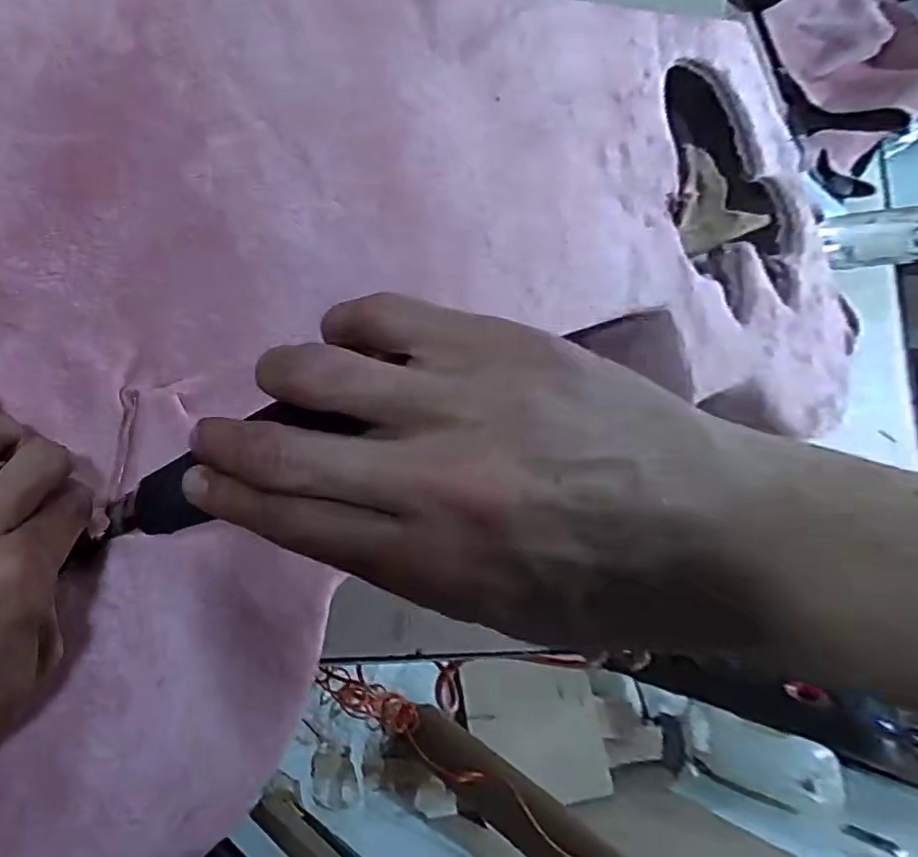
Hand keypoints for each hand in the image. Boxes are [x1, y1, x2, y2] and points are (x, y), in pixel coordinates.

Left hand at [0, 373, 91, 793]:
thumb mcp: (41, 659)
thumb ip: (57, 587)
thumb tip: (64, 535)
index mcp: (21, 572)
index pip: (70, 502)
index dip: (82, 501)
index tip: (75, 507)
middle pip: (36, 458)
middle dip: (55, 462)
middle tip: (47, 478)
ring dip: (5, 433)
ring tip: (4, 448)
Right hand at [184, 293, 774, 652]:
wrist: (721, 524)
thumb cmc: (586, 583)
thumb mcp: (474, 602)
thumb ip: (375, 552)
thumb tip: (290, 499)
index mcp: (426, 555)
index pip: (288, 519)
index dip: (227, 496)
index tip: (196, 478)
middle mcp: (429, 476)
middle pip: (282, 450)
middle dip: (222, 440)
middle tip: (206, 432)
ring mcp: (456, 397)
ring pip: (315, 368)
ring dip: (277, 373)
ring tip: (284, 377)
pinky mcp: (487, 340)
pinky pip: (376, 315)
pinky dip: (344, 327)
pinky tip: (353, 342)